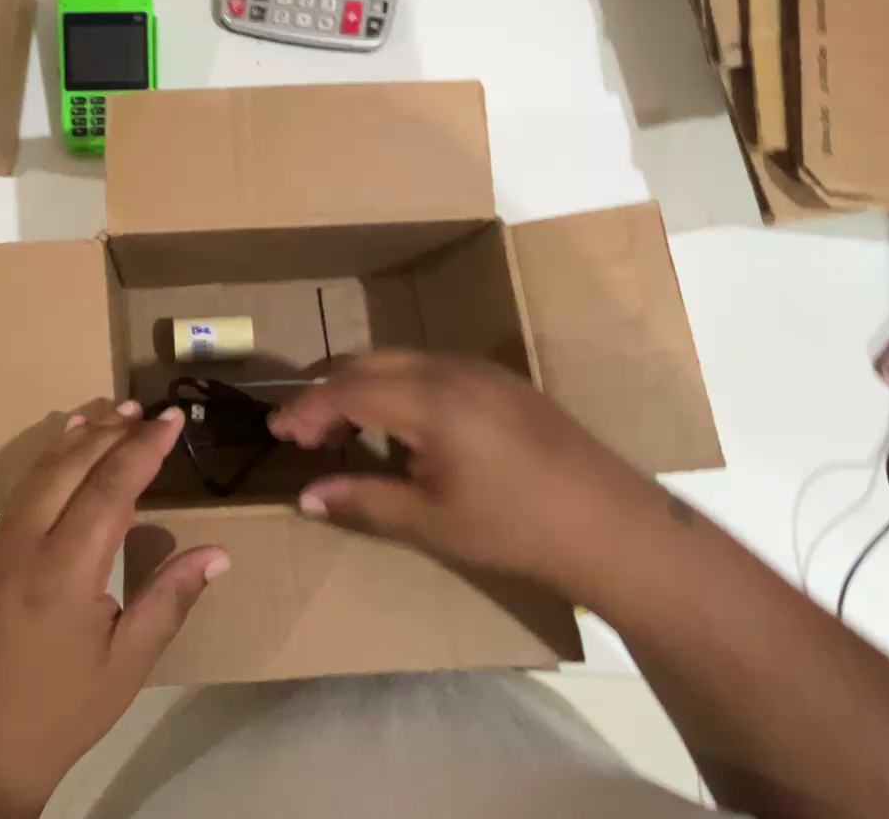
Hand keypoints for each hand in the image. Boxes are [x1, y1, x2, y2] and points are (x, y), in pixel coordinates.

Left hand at [0, 401, 229, 817]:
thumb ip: (170, 599)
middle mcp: (25, 544)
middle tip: (149, 410)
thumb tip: (218, 552)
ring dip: (80, 437)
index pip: (111, 487)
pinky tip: (66, 448)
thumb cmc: (61, 711)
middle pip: (72, 467)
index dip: (144, 448)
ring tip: (114, 413)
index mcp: (65, 571)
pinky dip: (50, 459)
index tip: (172, 419)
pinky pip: (22, 489)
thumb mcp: (127, 664)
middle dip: (113, 432)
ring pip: (42, 471)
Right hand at [268, 351, 659, 587]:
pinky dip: (395, 386)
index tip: (276, 432)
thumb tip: (305, 497)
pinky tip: (397, 424)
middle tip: (302, 430)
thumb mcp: (431, 521)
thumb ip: (362, 500)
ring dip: (361, 385)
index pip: (347, 388)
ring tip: (341, 427)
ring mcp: (481, 370)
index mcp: (431, 399)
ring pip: (400, 360)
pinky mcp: (502, 381)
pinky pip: (429, 367)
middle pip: (369, 361)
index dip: (305, 408)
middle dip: (327, 390)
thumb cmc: (515, 528)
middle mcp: (452, 369)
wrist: (612, 526)